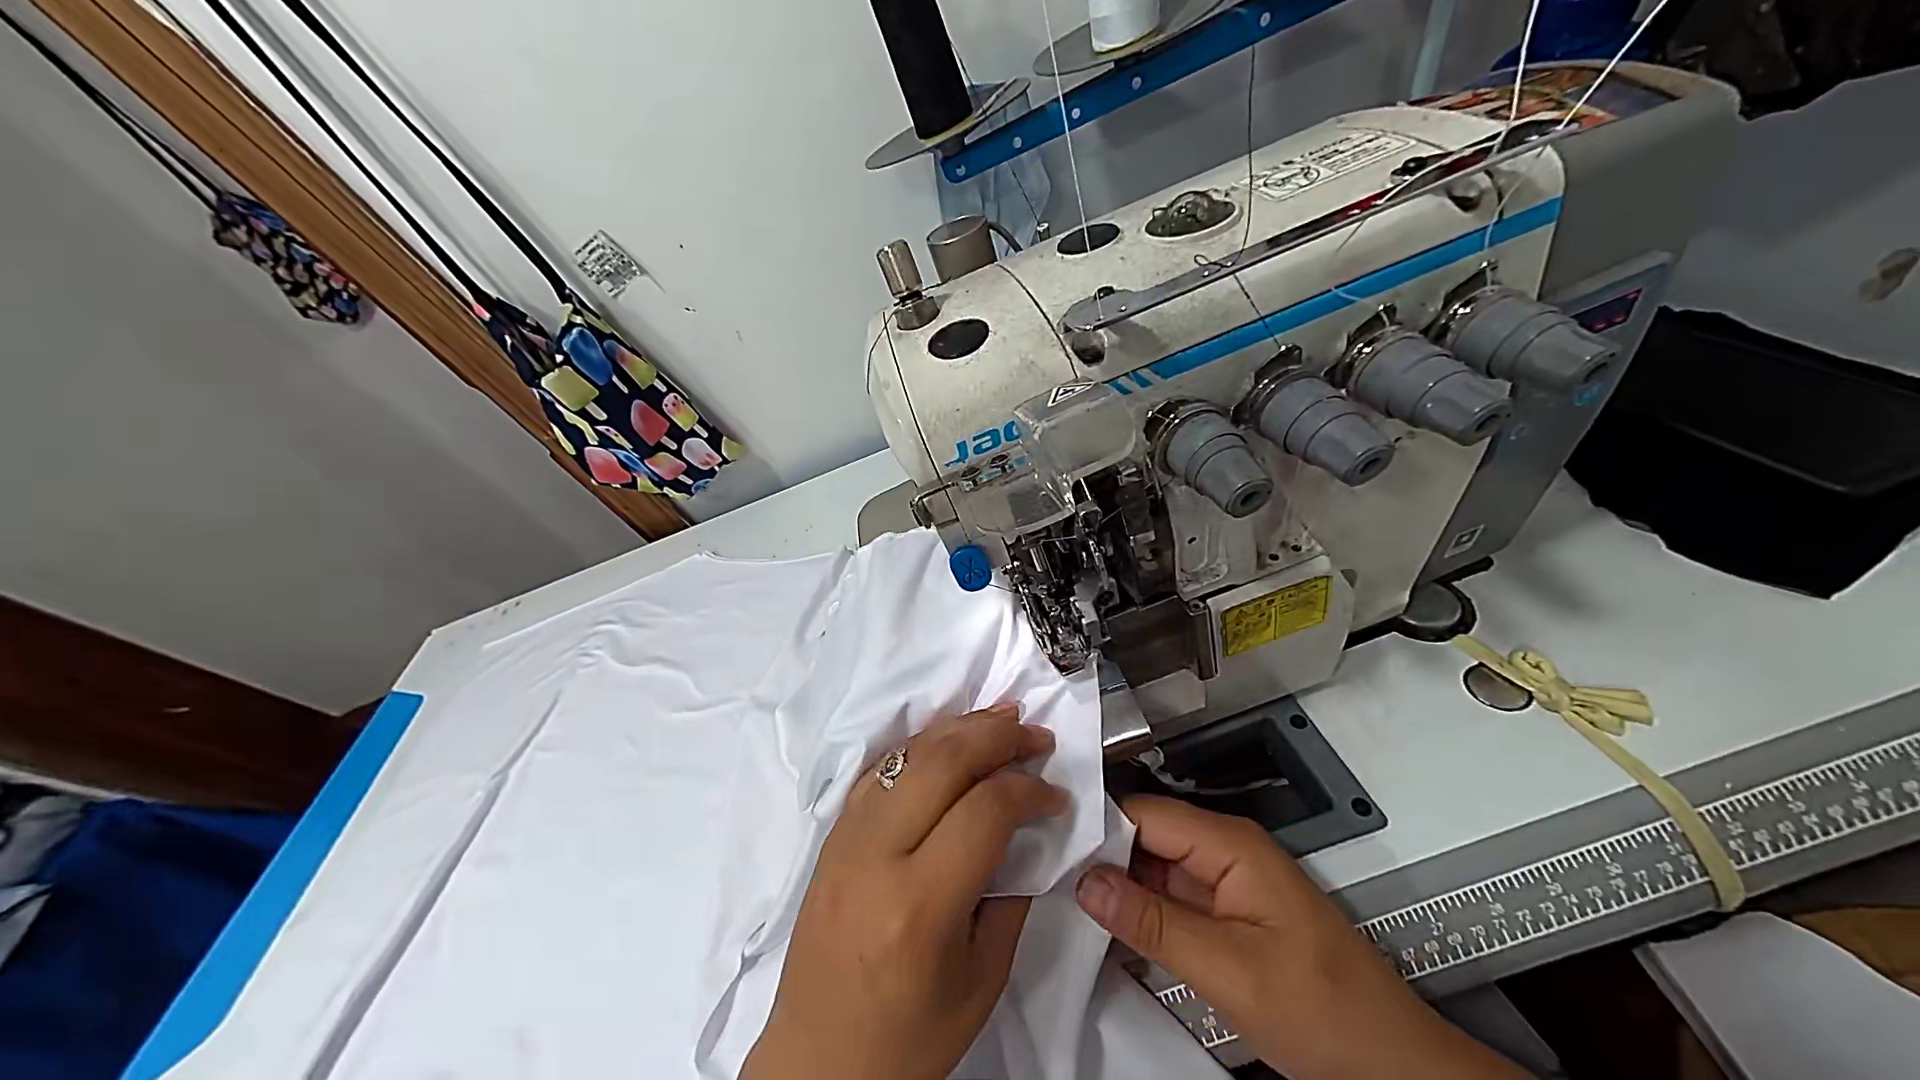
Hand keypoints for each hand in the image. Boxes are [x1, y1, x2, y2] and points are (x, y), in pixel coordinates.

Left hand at [740, 704, 1066, 1079]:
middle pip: (942, 763)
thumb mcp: (982, 978)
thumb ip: (1010, 894)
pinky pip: (878, 771)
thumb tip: (1027, 830)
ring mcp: (845, 840)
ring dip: (958, 729)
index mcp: (919, 905)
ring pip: (907, 755)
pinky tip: (946, 742)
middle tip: (1034, 734)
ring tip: (998, 719)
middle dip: (996, 736)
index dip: (1029, 790)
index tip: (1054, 796)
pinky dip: (918, 748)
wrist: (819, 1061)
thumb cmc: (909, 1037)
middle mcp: (875, 858)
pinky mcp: (831, 837)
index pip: (984, 810)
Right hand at [1076, 796, 1527, 1079]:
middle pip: (1143, 834)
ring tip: (1066, 898)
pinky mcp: (1221, 911)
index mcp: (1230, 844)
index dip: (1097, 826)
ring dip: (1115, 884)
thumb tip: (1089, 884)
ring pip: (1150, 866)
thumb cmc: (1330, 1011)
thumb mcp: (1231, 971)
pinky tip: (1105, 924)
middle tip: (1050, 878)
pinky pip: (1165, 896)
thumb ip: (1153, 923)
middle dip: (1100, 856)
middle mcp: (1224, 850)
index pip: (1144, 812)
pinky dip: (1136, 909)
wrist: (1389, 1063)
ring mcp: (1221, 881)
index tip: (1053, 846)